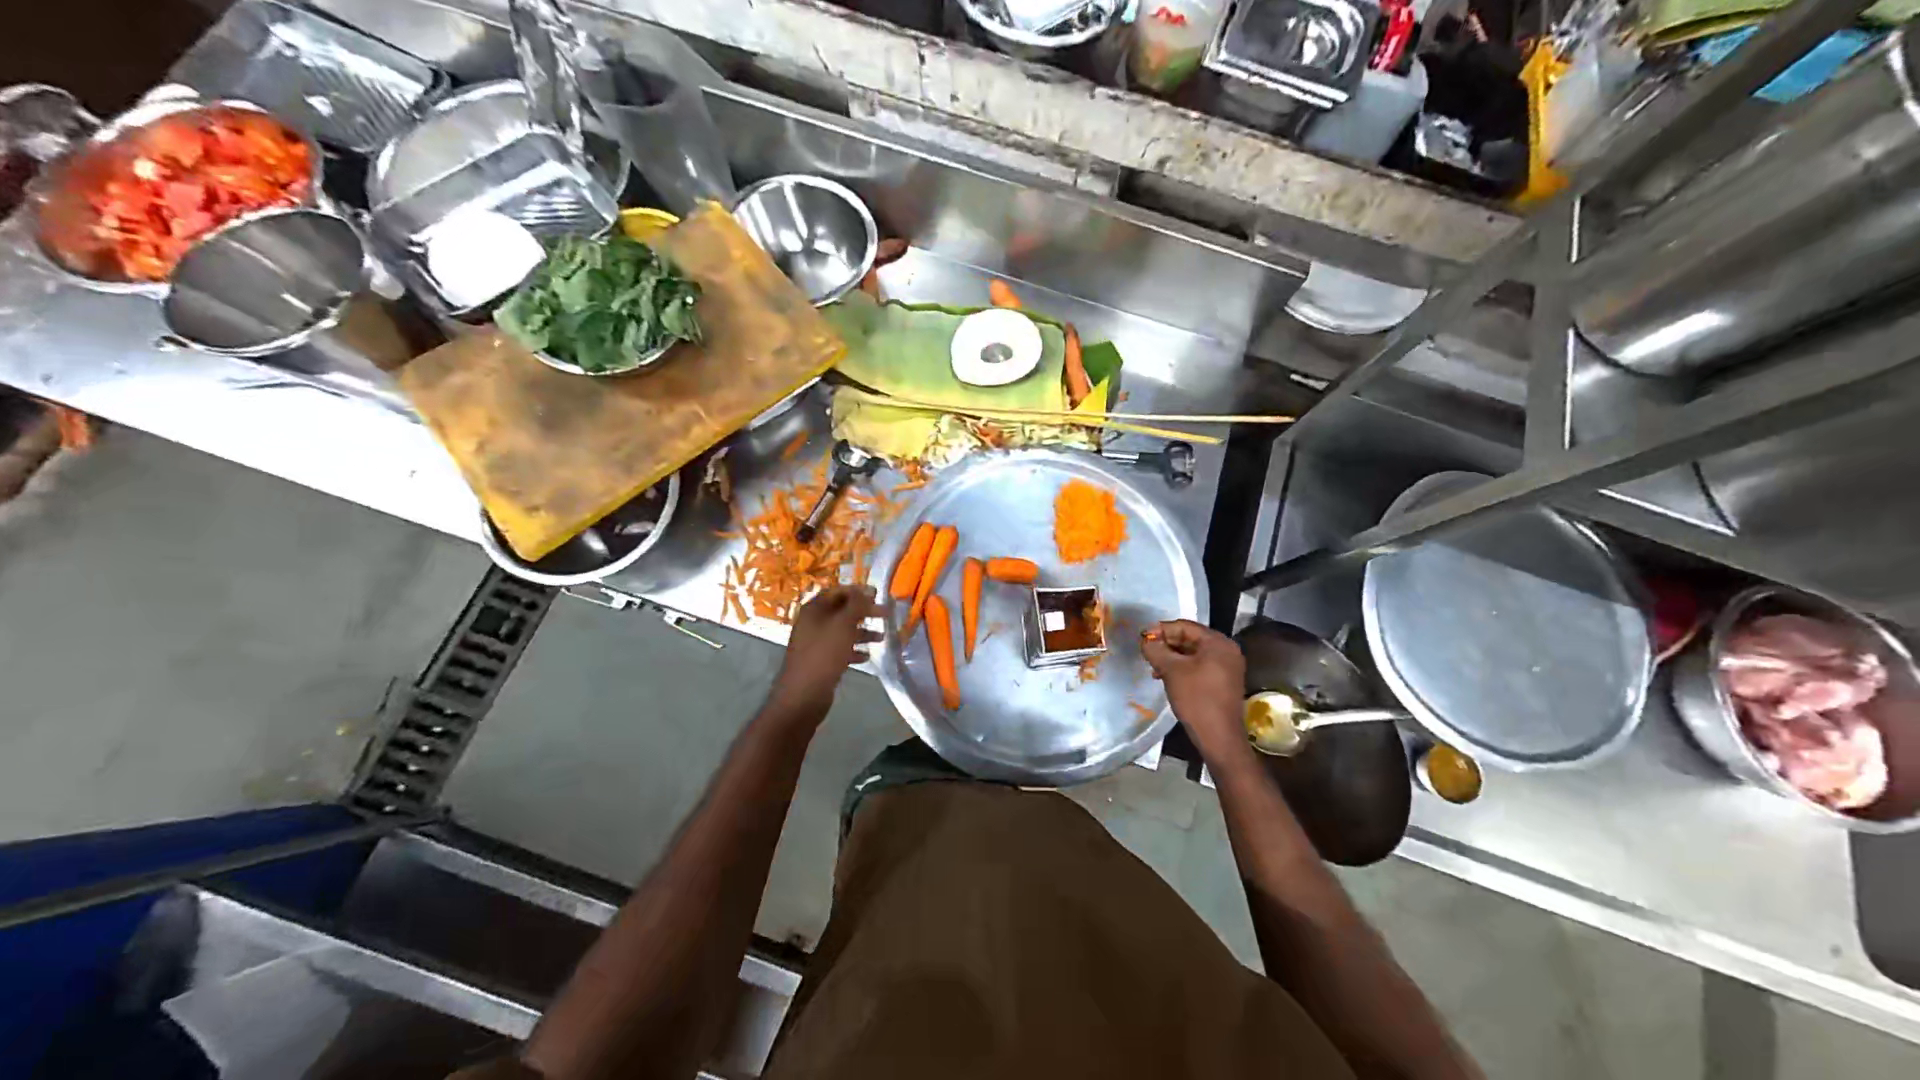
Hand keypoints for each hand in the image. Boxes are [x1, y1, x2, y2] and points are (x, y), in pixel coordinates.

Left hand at [772, 585, 881, 718]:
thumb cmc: (824, 654)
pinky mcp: (820, 661)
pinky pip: (840, 649)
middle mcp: (813, 623)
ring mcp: (815, 643)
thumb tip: (867, 590)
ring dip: (862, 632)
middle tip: (885, 614)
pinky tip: (867, 656)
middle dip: (864, 612)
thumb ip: (856, 605)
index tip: (878, 594)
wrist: (804, 694)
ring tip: (882, 637)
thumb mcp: (843, 625)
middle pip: (841, 611)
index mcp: (813, 609)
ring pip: (842, 631)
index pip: (837, 591)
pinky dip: (854, 650)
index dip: (857, 591)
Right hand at [1141, 620, 1247, 761]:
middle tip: (1147, 652)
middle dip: (1166, 644)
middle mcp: (1226, 650)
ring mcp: (1227, 666)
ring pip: (1193, 653)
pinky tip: (1167, 677)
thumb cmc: (1196, 698)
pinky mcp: (1224, 681)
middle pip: (1190, 638)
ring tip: (1154, 667)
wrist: (1219, 736)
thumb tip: (1146, 640)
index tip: (1142, 638)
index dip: (1160, 630)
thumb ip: (1156, 650)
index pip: (1185, 626)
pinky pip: (1200, 666)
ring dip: (1172, 657)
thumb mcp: (1171, 670)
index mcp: (1218, 642)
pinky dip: (1182, 668)